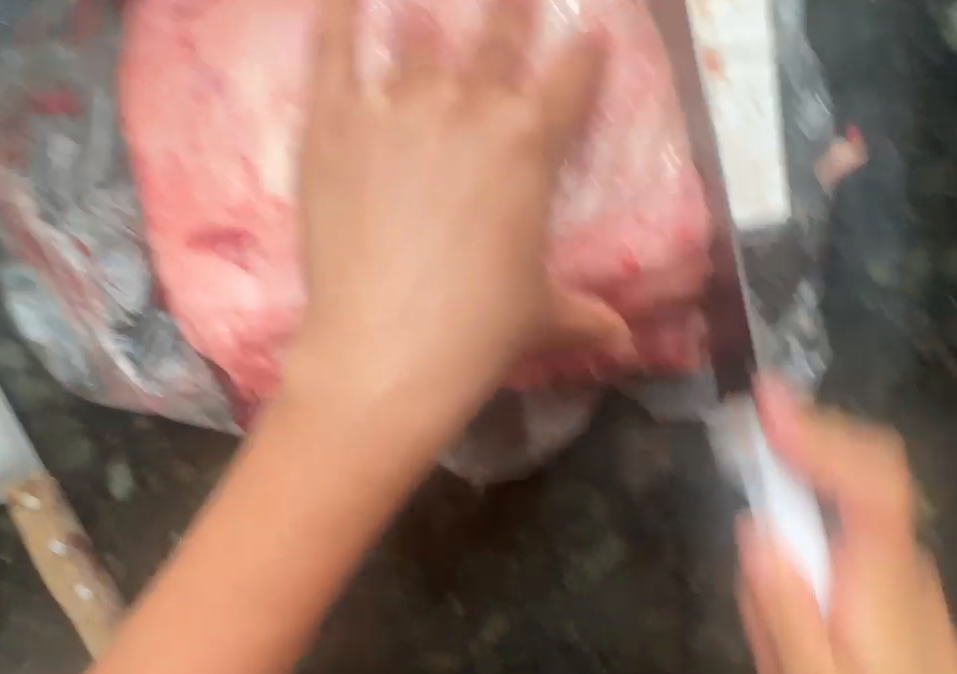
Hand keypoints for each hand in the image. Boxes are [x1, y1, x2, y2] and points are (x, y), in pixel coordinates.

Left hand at [284, 0, 633, 455]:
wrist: (388, 355)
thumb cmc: (476, 336)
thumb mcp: (542, 318)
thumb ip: (584, 315)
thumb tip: (622, 340)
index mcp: (533, 140)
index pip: (573, 73)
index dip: (582, 57)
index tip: (585, 43)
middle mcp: (469, 103)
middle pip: (500, 31)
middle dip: (512, 11)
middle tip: (513, 1)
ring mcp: (397, 107)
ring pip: (417, 40)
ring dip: (428, 27)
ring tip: (427, 13)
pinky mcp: (334, 125)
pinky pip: (333, 48)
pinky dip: (338, 14)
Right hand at [736, 379, 956, 673]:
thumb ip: (783, 605)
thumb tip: (755, 526)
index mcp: (884, 579)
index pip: (867, 475)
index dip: (817, 429)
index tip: (763, 399)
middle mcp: (898, 570)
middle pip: (830, 511)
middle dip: (777, 557)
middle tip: (772, 655)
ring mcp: (898, 593)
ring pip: (822, 558)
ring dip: (785, 612)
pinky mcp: (892, 616)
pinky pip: (830, 590)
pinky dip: (799, 624)